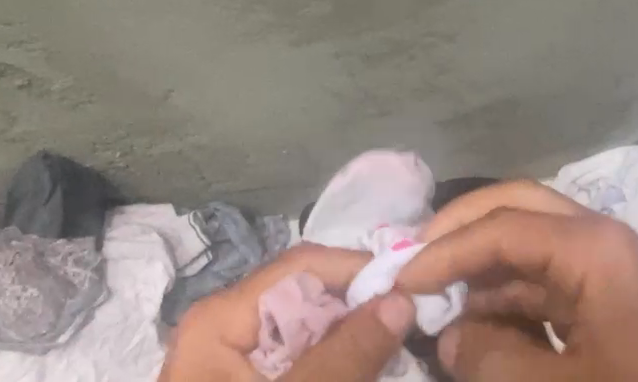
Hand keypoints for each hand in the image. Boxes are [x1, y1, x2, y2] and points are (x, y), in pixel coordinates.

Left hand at [159, 244, 415, 381]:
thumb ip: (345, 356)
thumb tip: (402, 299)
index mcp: (223, 317)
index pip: (305, 266)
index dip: (360, 271)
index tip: (414, 288)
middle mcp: (228, 327)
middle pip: (309, 296)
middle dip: (360, 311)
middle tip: (412, 325)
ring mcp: (236, 360)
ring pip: (311, 331)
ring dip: (352, 342)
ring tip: (393, 355)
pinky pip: (302, 361)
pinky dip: (334, 367)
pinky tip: (364, 374)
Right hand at [397, 181, 637, 381]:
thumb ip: (492, 359)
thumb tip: (450, 335)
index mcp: (591, 246)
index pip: (503, 227)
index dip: (446, 251)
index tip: (400, 279)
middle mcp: (598, 239)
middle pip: (518, 206)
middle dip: (464, 227)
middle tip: (415, 257)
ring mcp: (604, 267)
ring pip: (529, 242)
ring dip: (482, 264)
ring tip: (435, 294)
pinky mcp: (605, 299)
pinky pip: (544, 280)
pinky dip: (506, 294)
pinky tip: (474, 320)